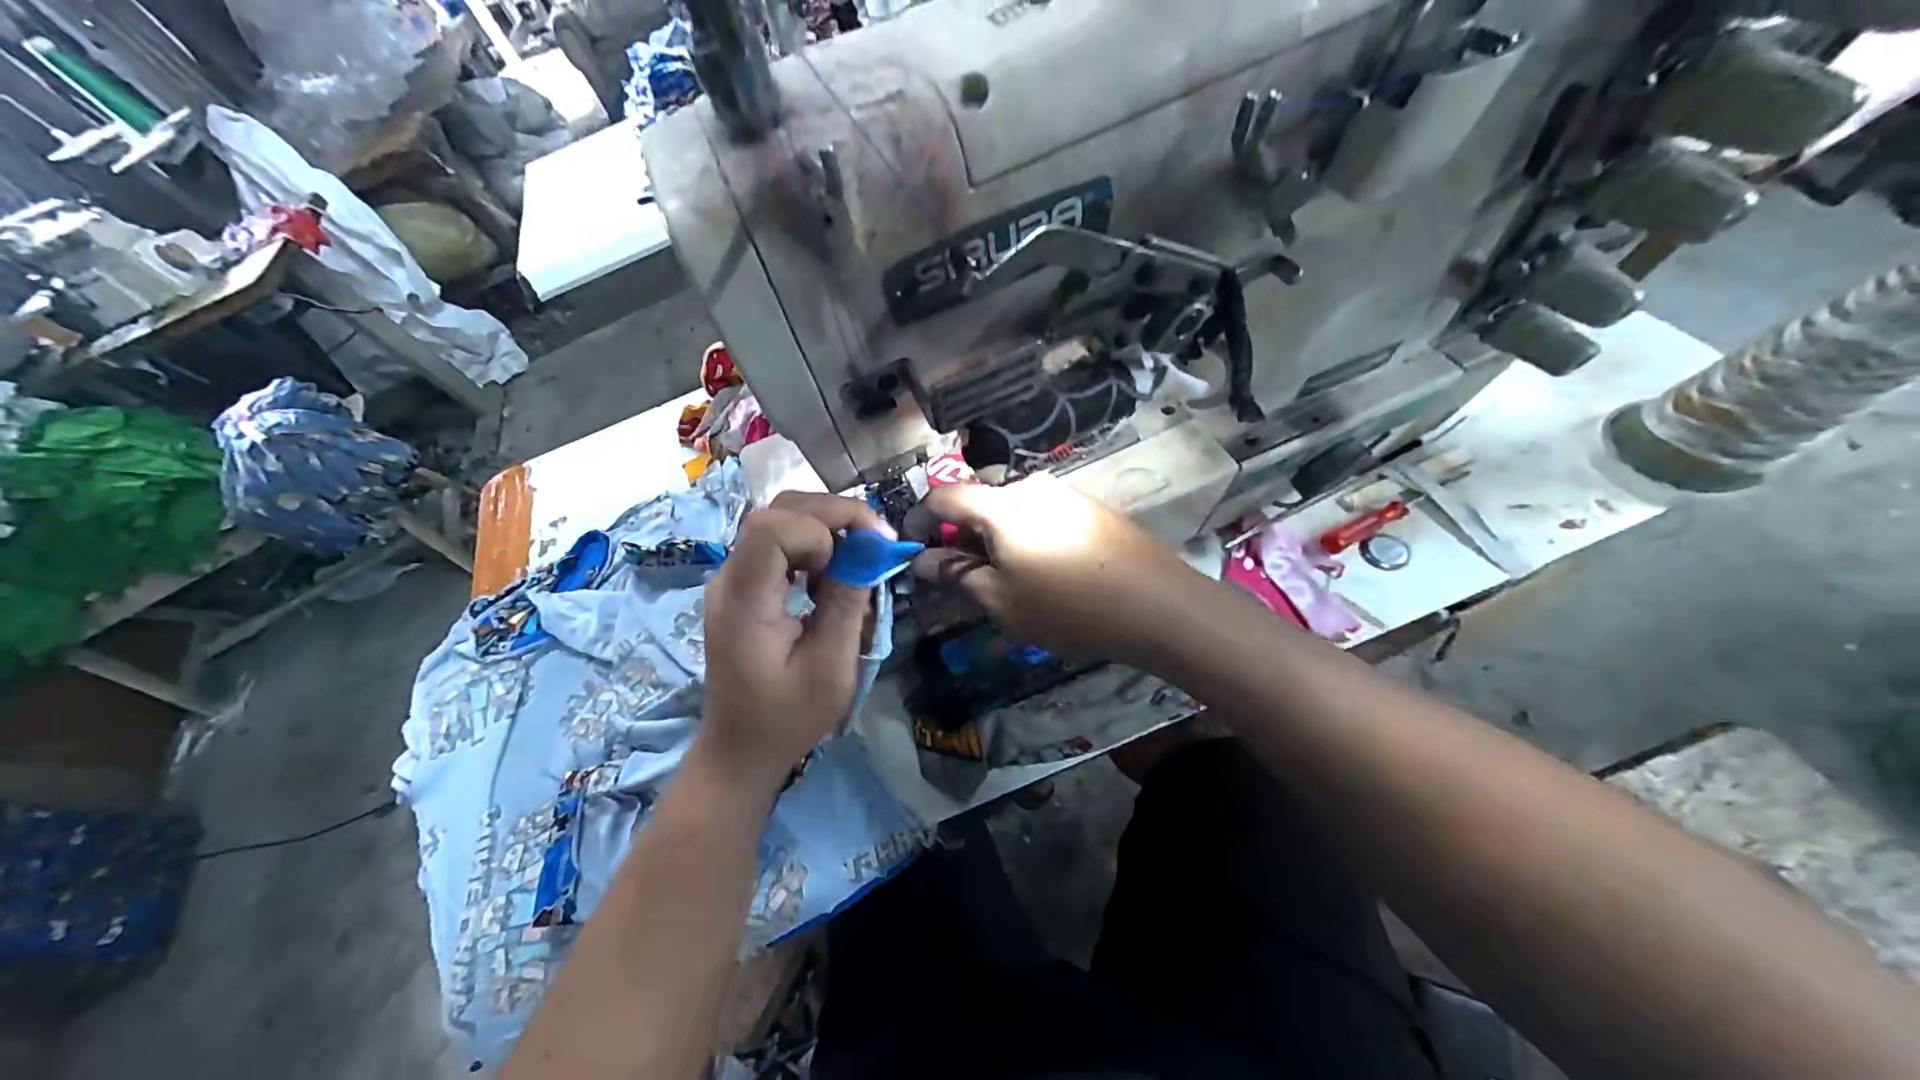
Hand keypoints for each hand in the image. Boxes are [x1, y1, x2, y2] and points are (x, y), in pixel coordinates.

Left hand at [699, 492, 888, 790]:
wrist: (739, 749)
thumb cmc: (787, 719)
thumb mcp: (831, 668)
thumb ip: (847, 603)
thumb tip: (869, 549)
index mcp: (744, 600)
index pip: (771, 526)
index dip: (819, 528)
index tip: (852, 561)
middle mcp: (729, 578)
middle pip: (777, 510)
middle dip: (834, 515)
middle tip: (877, 542)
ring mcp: (732, 579)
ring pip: (779, 519)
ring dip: (827, 528)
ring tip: (861, 558)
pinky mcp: (743, 586)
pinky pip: (778, 543)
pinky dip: (814, 545)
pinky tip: (833, 575)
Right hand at [905, 475, 1206, 667]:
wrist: (1157, 604)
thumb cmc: (1067, 606)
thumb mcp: (1000, 601)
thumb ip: (956, 575)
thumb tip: (923, 560)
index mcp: (1000, 505)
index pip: (942, 497)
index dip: (918, 521)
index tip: (913, 550)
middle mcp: (1030, 487)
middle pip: (977, 501)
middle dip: (958, 535)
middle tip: (960, 575)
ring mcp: (1065, 494)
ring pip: (1010, 510)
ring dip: (993, 538)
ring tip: (1003, 579)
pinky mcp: (1091, 509)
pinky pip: (1041, 516)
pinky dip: (1025, 537)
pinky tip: (1043, 572)